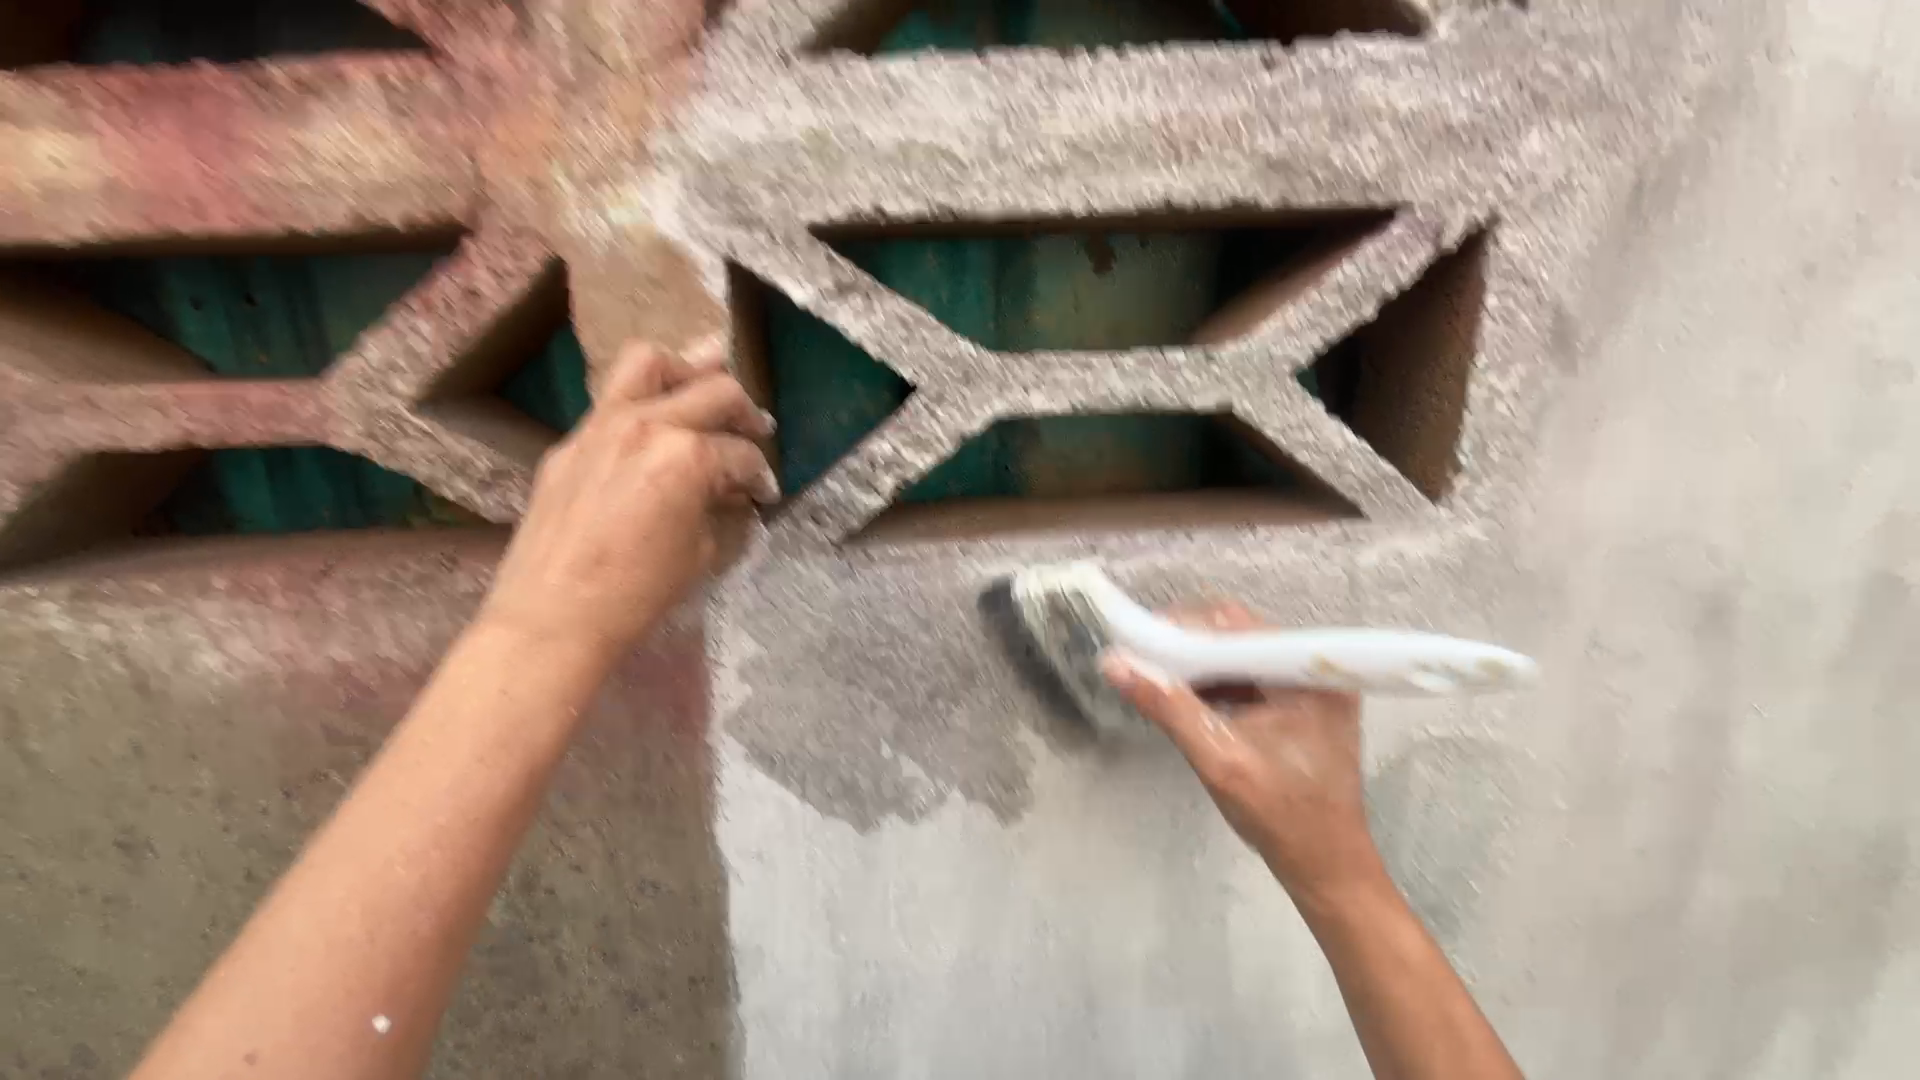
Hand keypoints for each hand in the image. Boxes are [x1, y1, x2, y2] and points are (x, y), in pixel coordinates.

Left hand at [479, 337, 777, 658]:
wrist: (553, 616)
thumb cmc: (640, 593)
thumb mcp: (703, 552)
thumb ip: (724, 507)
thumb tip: (735, 491)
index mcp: (686, 456)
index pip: (742, 454)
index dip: (763, 475)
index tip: (765, 493)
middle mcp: (647, 425)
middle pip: (714, 392)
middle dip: (746, 412)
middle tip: (757, 432)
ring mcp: (602, 426)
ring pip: (651, 362)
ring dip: (688, 371)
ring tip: (704, 388)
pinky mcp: (571, 441)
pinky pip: (614, 399)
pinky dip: (645, 401)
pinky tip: (656, 426)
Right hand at [1101, 602, 1383, 901]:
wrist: (1327, 867)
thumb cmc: (1278, 816)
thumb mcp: (1216, 758)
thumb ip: (1167, 706)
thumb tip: (1114, 663)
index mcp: (1306, 673)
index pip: (1234, 625)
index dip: (1182, 629)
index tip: (1139, 644)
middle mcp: (1313, 668)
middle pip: (1238, 635)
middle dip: (1188, 647)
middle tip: (1144, 662)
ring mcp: (1310, 686)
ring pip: (1241, 654)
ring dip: (1200, 665)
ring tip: (1159, 680)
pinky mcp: (1302, 704)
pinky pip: (1250, 677)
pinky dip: (1217, 683)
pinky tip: (1189, 699)